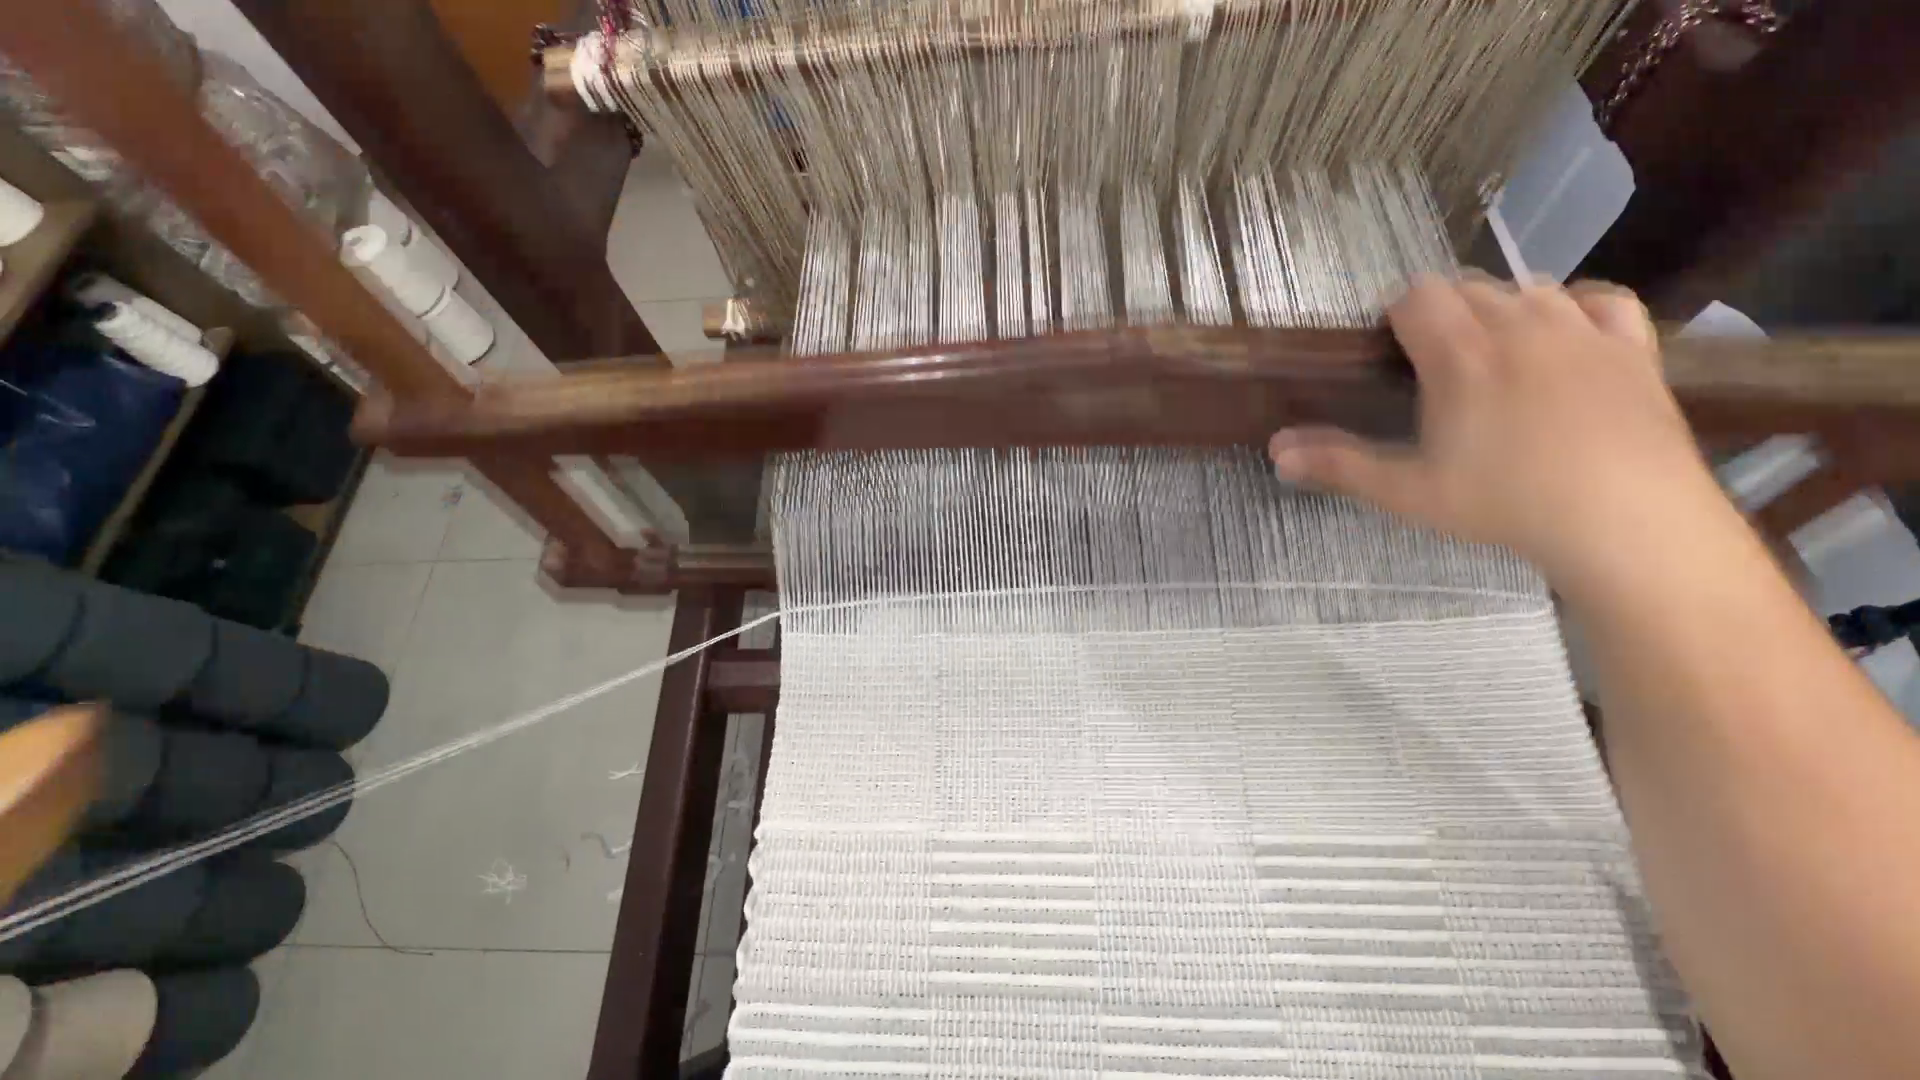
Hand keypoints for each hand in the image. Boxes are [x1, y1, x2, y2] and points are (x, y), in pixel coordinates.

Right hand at [1268, 276, 1739, 597]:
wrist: (1627, 520)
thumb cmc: (1505, 505)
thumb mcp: (1409, 493)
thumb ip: (1340, 465)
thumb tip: (1276, 451)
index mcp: (1459, 353)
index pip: (1416, 294)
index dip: (1397, 314)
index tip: (1392, 351)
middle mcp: (1518, 323)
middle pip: (1469, 286)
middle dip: (1444, 313)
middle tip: (1435, 365)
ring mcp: (1580, 329)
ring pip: (1529, 287)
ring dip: (1502, 308)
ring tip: (1493, 354)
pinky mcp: (1631, 345)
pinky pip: (1600, 299)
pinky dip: (1575, 307)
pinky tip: (1565, 334)